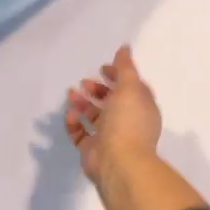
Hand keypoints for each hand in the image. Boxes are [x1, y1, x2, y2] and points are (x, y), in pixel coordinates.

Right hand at [65, 45, 161, 185]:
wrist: (118, 162)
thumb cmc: (127, 122)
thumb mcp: (129, 88)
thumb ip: (125, 68)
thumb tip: (125, 48)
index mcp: (140, 107)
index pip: (131, 87)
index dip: (117, 76)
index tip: (102, 68)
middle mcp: (126, 121)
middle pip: (110, 101)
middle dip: (97, 90)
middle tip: (84, 83)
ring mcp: (108, 137)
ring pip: (94, 116)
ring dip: (82, 104)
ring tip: (70, 95)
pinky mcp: (92, 149)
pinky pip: (80, 133)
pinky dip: (74, 123)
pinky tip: (69, 115)